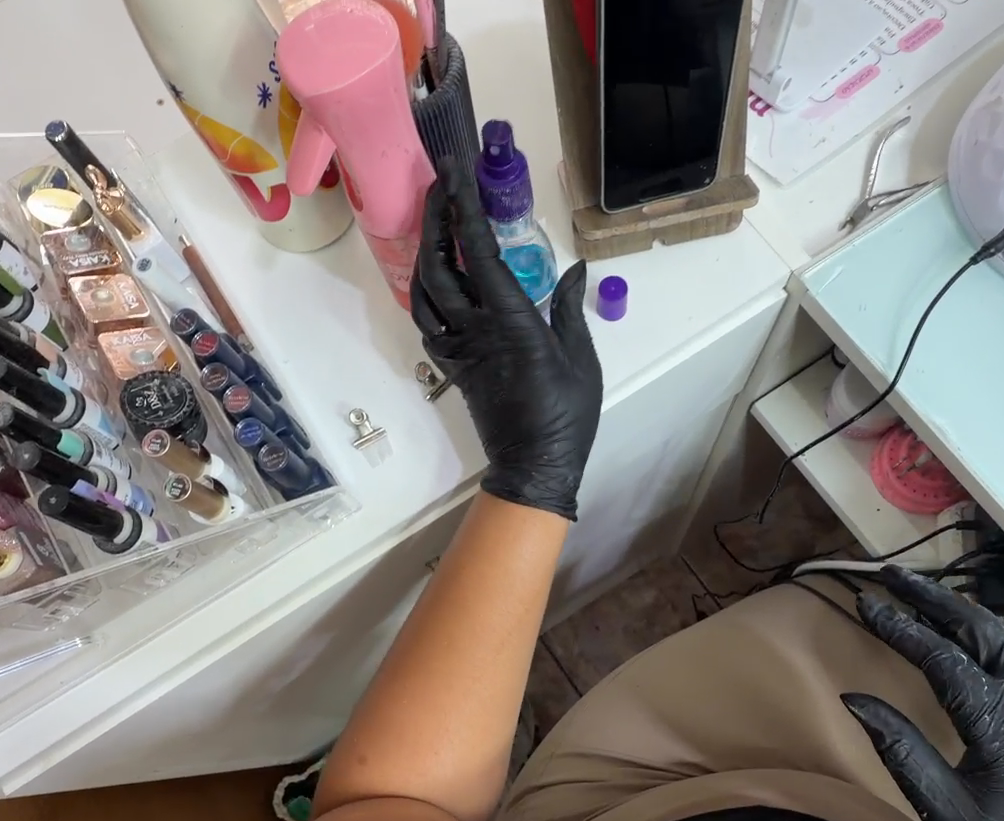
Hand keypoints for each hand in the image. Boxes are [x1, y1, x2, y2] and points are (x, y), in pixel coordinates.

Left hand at [411, 158, 601, 519]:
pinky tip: (438, 278)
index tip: (458, 173)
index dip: (465, 208)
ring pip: (423, 293)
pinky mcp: (453, 366)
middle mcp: (475, 329)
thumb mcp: (580, 357)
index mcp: (511, 321)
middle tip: (439, 185)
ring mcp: (458, 349)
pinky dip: (426, 292)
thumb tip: (575, 270)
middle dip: (434, 218)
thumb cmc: (566, 413)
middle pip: (437, 265)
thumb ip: (570, 308)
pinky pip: (429, 322)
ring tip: (436, 224)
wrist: (535, 464)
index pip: (478, 252)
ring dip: (424, 252)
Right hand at [840, 566, 1003, 820]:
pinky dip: (979, 632)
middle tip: (890, 576)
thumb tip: (854, 699)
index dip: (901, 629)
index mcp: (1001, 726)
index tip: (865, 604)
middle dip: (933, 598)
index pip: (943, 659)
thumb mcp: (946, 811)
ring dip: (957, 610)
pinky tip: (958, 631)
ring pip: (1003, 639)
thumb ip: (900, 750)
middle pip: (981, 631)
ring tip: (916, 592)